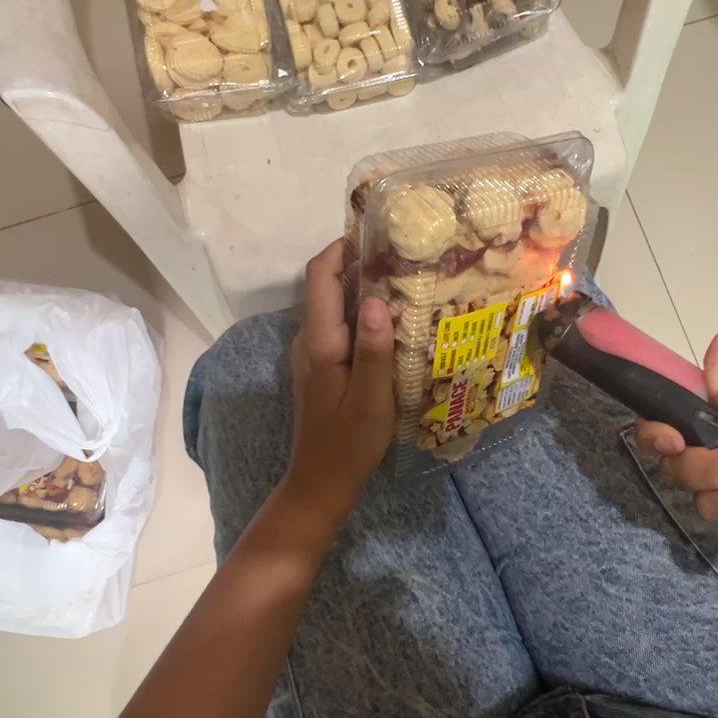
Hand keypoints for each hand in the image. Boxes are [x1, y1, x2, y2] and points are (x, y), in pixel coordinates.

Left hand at [279, 241, 394, 521]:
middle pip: (327, 285)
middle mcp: (309, 340)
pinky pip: (339, 327)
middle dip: (361, 265)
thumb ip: (373, 350)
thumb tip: (375, 299)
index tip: (379, 234)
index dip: (343, 247)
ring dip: (364, 291)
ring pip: (334, 306)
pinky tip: (393, 325)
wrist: (321, 483)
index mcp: (320, 342)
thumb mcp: (371, 400)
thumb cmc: (350, 444)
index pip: (321, 275)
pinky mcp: (321, 367)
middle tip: (407, 258)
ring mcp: (312, 354)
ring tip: (408, 285)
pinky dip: (361, 316)